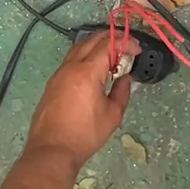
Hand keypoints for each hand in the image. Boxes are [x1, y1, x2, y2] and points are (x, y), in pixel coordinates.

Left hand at [23, 30, 140, 165]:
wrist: (51, 150)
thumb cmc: (85, 134)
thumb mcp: (113, 115)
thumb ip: (122, 92)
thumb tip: (125, 79)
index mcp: (88, 71)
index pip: (109, 44)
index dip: (126, 42)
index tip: (137, 49)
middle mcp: (71, 67)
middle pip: (92, 40)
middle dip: (111, 38)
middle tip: (127, 46)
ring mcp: (59, 74)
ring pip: (79, 48)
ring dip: (96, 46)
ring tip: (111, 57)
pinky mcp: (52, 83)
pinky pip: (71, 60)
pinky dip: (85, 56)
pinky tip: (93, 70)